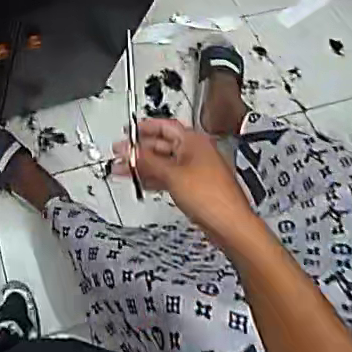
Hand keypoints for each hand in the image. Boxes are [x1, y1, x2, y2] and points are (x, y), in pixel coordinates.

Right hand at [114, 119, 256, 239]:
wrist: (230, 225)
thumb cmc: (213, 197)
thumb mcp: (172, 174)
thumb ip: (147, 161)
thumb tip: (130, 151)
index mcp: (193, 140)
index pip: (164, 126)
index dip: (144, 127)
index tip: (129, 130)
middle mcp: (195, 152)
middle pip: (162, 145)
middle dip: (140, 149)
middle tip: (122, 153)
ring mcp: (195, 169)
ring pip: (163, 162)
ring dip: (143, 165)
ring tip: (124, 169)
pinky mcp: (194, 186)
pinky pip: (168, 176)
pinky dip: (153, 177)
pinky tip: (141, 182)